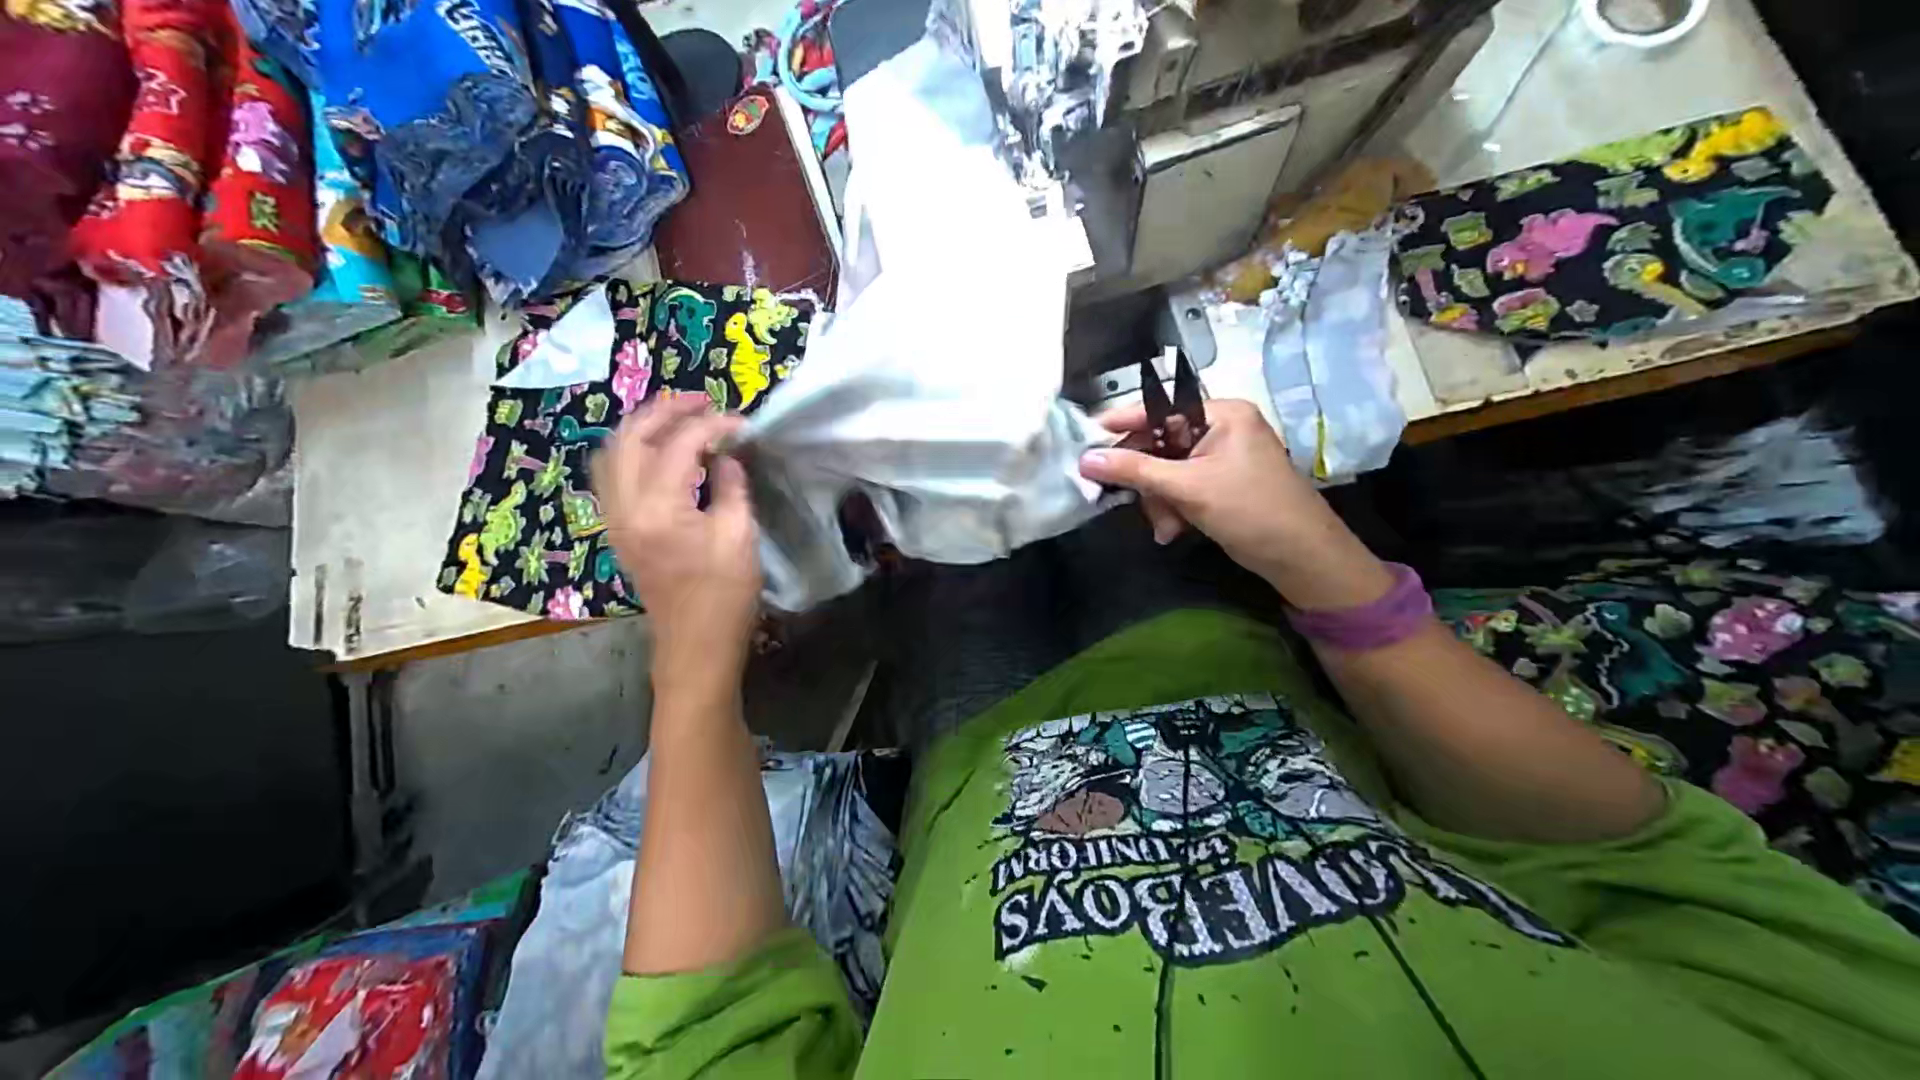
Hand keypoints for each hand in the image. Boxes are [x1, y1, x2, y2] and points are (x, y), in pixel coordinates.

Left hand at [592, 397, 760, 689]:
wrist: (695, 646)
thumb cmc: (725, 597)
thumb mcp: (739, 537)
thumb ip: (731, 487)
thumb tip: (727, 456)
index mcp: (658, 509)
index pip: (680, 445)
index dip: (712, 426)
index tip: (742, 423)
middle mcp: (625, 507)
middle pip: (632, 437)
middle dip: (667, 410)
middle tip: (702, 400)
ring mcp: (615, 519)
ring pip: (614, 452)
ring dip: (644, 427)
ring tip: (679, 417)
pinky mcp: (618, 530)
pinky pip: (613, 474)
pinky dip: (633, 451)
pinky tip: (660, 452)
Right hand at [1079, 399, 1393, 609]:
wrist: (1300, 556)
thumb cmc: (1249, 510)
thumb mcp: (1188, 488)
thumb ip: (1135, 470)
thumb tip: (1086, 459)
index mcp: (1221, 414)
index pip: (1159, 409)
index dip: (1122, 423)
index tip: (1087, 436)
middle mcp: (1219, 429)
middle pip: (1159, 444)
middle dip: (1147, 481)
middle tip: (1129, 500)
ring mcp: (1219, 458)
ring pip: (1165, 472)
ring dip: (1159, 502)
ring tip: (1167, 528)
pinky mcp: (1218, 484)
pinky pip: (1179, 488)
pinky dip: (1172, 509)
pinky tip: (1173, 530)